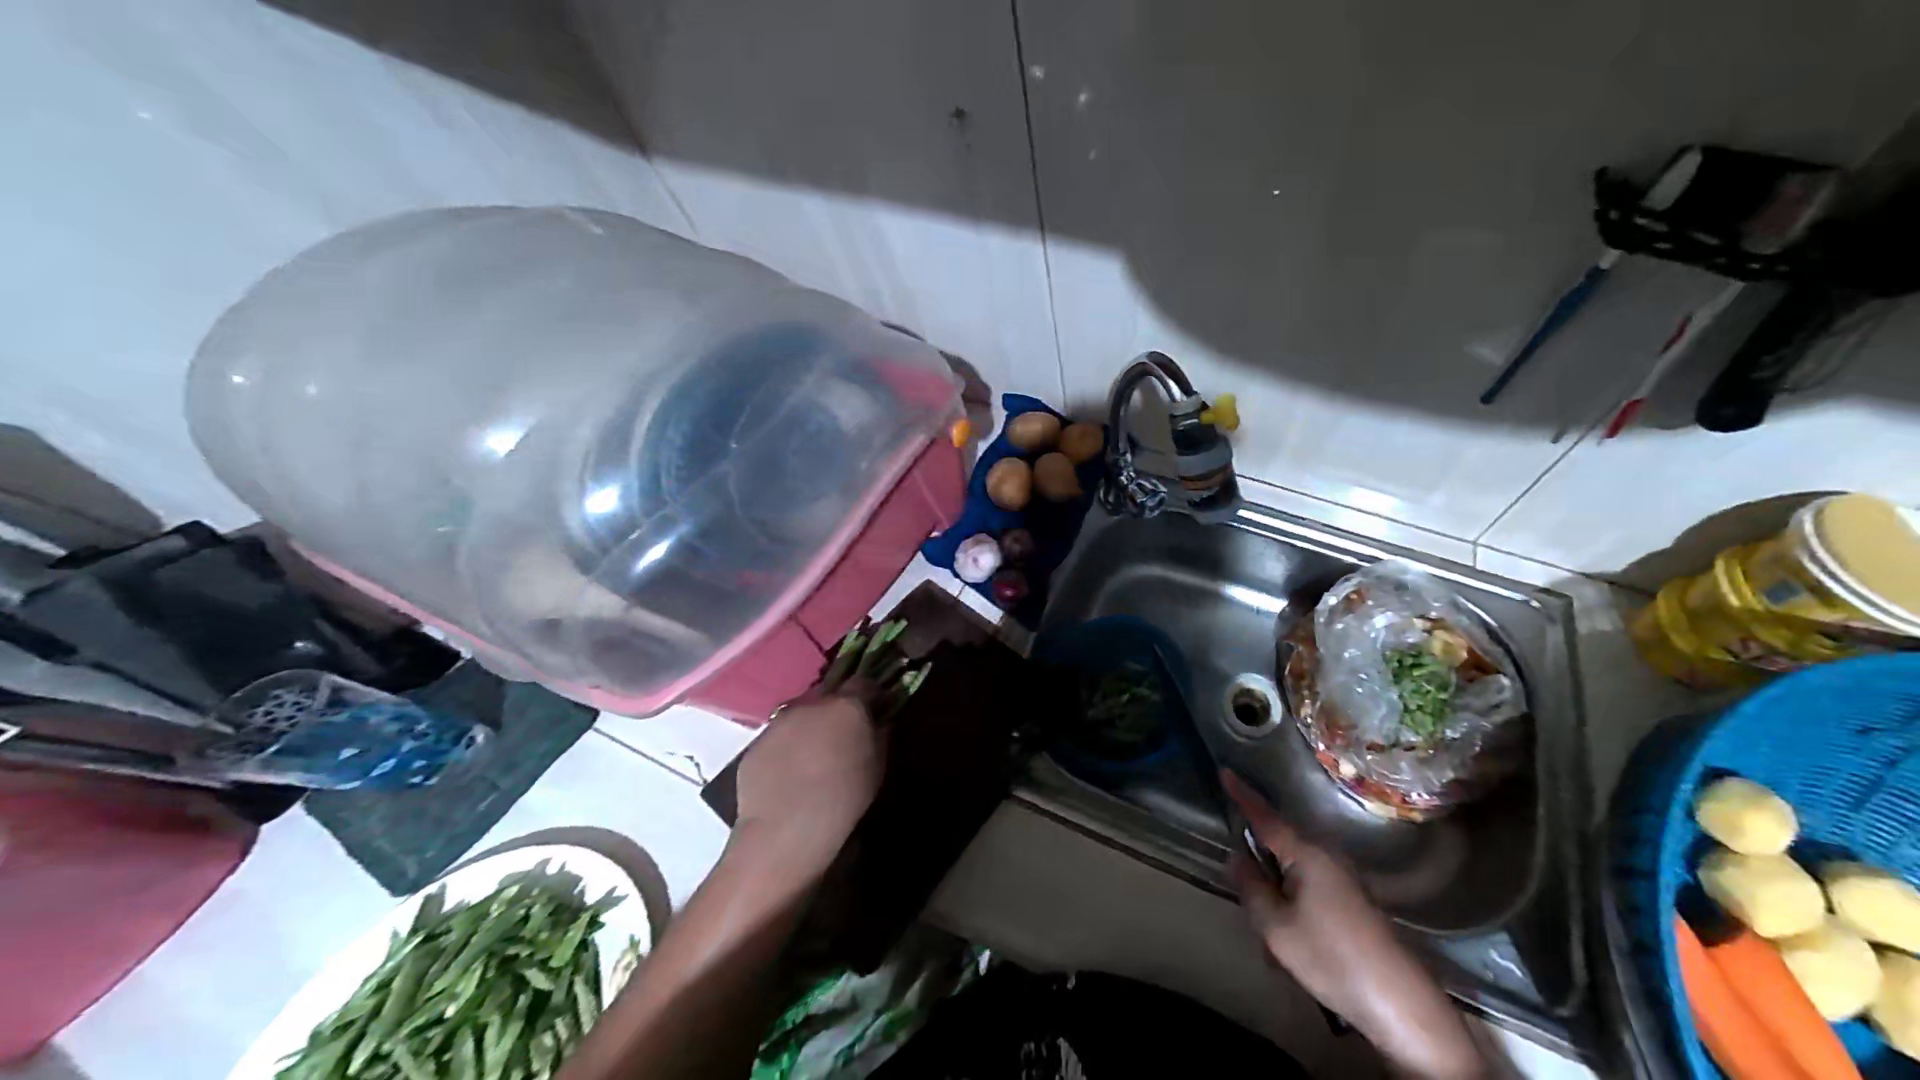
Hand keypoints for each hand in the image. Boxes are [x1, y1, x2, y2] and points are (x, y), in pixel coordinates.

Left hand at [731, 686, 885, 878]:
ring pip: (800, 717)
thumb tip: (879, 722)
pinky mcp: (755, 743)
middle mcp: (810, 704)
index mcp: (845, 706)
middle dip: (837, 713)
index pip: (863, 683)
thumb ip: (880, 735)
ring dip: (809, 730)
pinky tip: (788, 777)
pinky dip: (786, 750)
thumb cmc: (844, 798)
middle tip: (842, 739)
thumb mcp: (877, 767)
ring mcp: (778, 722)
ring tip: (812, 761)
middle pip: (828, 698)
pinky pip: (777, 739)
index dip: (871, 695)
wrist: (786, 829)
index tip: (876, 709)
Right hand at [1224, 772, 1483, 1079]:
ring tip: (1278, 952)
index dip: (1243, 795)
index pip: (1265, 817)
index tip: (1226, 771)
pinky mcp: (1351, 904)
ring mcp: (1342, 881)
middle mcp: (1327, 858)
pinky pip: (1308, 897)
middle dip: (1260, 878)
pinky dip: (1295, 920)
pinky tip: (1298, 958)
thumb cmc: (1331, 957)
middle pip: (1277, 852)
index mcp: (1306, 854)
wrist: (1400, 1005)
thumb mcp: (1274, 925)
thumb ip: (1249, 886)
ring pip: (1291, 880)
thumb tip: (1239, 858)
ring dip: (1277, 907)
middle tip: (1254, 916)